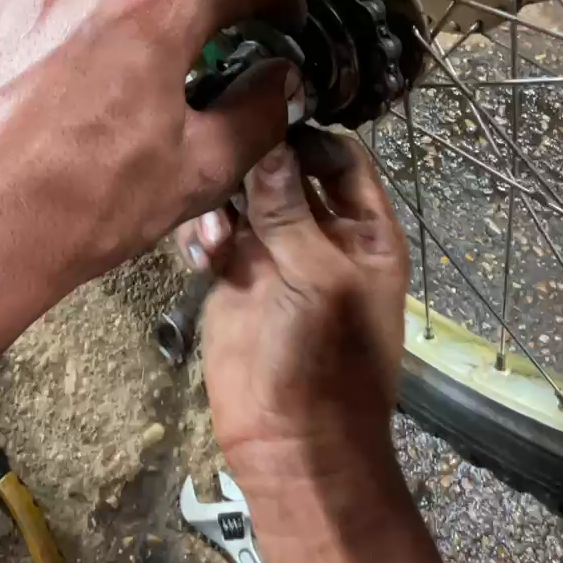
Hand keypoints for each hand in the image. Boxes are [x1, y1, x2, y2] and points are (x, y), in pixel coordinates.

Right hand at [176, 128, 410, 478]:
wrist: (288, 442)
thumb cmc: (324, 361)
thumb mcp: (318, 280)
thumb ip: (290, 210)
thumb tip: (268, 142)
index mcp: (362, 231)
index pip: (339, 157)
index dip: (305, 136)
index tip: (259, 121)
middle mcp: (317, 231)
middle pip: (281, 169)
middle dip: (251, 164)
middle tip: (214, 155)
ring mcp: (271, 252)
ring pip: (240, 195)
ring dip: (222, 205)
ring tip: (214, 240)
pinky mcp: (230, 273)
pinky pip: (212, 231)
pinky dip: (202, 234)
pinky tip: (200, 258)